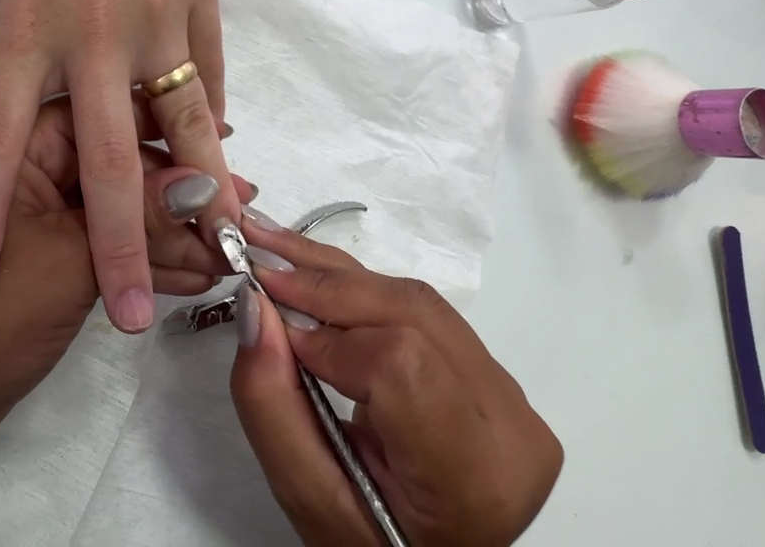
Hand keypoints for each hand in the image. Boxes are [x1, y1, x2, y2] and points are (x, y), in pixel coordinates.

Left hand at [0, 0, 244, 335]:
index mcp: (29, 26)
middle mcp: (94, 34)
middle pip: (105, 158)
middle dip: (117, 246)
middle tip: (133, 319)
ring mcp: (157, 18)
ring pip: (183, 125)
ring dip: (198, 197)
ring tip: (214, 258)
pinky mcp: (202, 0)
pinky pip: (210, 77)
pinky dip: (214, 124)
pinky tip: (220, 164)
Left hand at [0, 97, 231, 441]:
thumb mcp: (69, 258)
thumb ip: (137, 216)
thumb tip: (205, 183)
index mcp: (22, 148)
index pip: (100, 117)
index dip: (163, 127)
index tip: (220, 141)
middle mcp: (36, 172)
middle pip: (119, 168)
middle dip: (180, 192)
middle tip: (240, 204)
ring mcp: (46, 220)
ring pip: (120, 212)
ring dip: (172, 235)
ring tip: (229, 250)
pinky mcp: (55, 262)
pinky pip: (110, 248)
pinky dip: (148, 264)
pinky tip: (199, 275)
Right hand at [230, 220, 562, 546]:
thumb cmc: (367, 545)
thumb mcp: (307, 499)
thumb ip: (273, 405)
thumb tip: (254, 305)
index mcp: (473, 475)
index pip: (398, 364)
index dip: (326, 337)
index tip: (269, 328)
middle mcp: (510, 424)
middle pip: (410, 313)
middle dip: (323, 284)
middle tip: (254, 262)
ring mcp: (510, 394)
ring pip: (414, 300)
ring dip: (336, 273)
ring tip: (271, 247)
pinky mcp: (494, 373)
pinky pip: (420, 310)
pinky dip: (358, 287)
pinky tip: (311, 270)